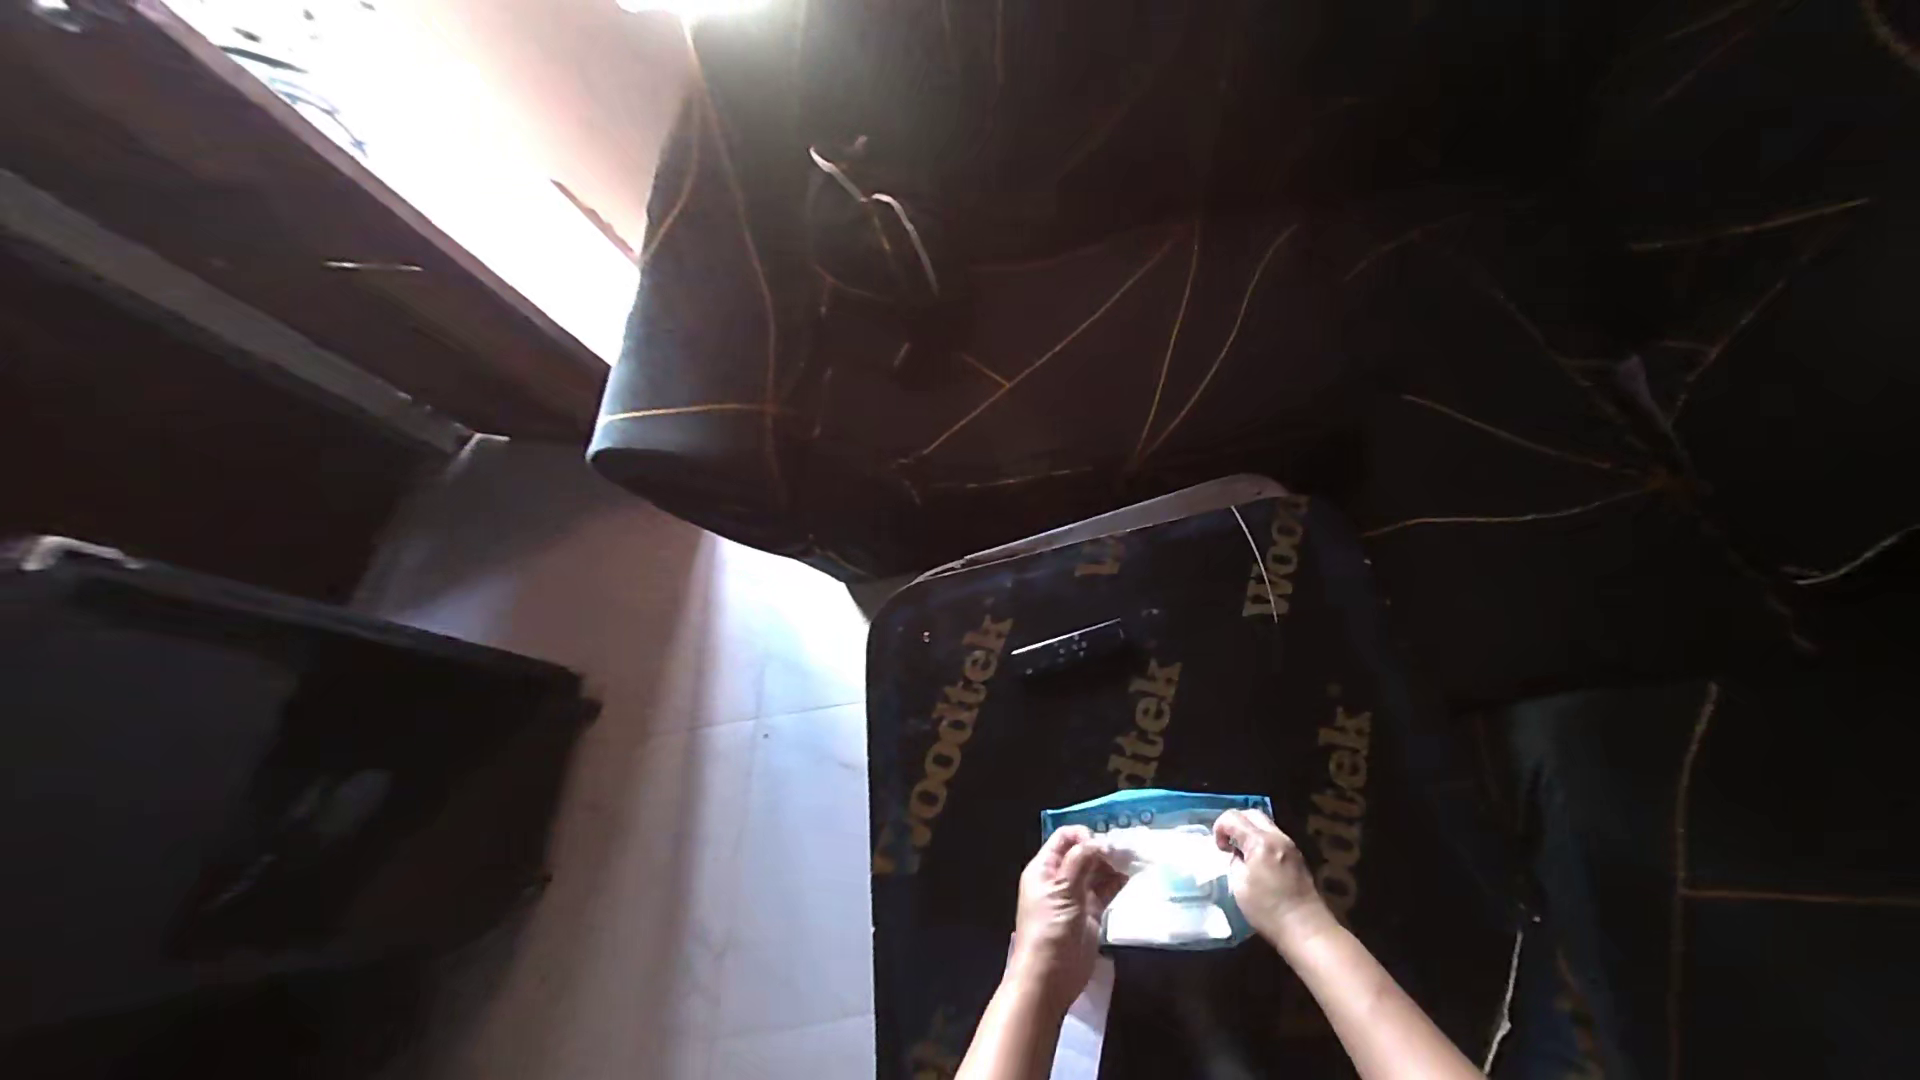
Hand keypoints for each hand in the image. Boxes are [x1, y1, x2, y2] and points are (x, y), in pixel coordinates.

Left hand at [1006, 827, 1127, 1013]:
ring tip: (1134, 860)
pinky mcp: (1090, 913)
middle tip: (1127, 850)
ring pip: (1096, 871)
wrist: (1049, 977)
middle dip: (1103, 849)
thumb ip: (1080, 862)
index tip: (1104, 843)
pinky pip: (1104, 890)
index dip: (1083, 835)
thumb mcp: (1062, 891)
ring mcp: (1076, 895)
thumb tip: (1098, 841)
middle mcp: (1059, 877)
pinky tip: (1131, 876)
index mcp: (1045, 867)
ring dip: (1113, 864)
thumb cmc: (1050, 928)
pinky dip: (1116, 881)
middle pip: (1082, 853)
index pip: (1064, 838)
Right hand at [1214, 809, 1338, 954]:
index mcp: (1260, 842)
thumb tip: (1237, 855)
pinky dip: (1261, 840)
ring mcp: (1290, 847)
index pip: (1232, 817)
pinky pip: (1274, 837)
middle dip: (1235, 824)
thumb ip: (1235, 862)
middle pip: (1251, 814)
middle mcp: (1277, 838)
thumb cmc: (1268, 910)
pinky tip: (1258, 861)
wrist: (1308, 931)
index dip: (1219, 828)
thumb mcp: (1239, 886)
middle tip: (1229, 844)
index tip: (1220, 848)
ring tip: (1243, 853)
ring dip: (1249, 831)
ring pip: (1265, 824)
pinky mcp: (1297, 857)